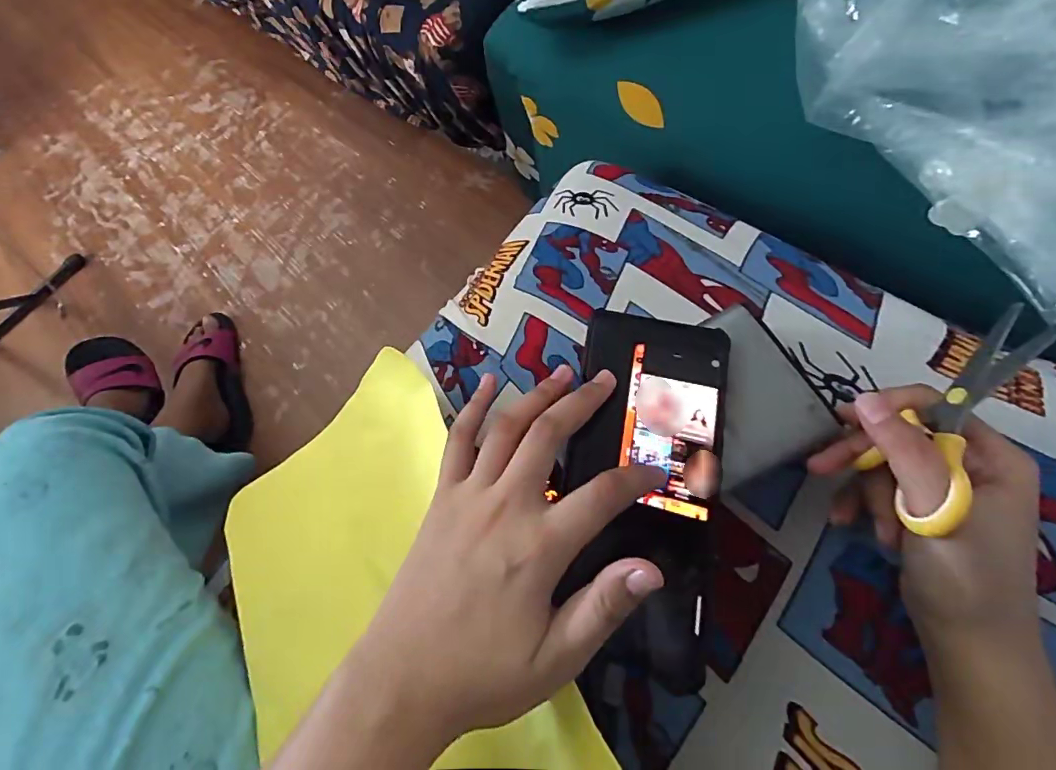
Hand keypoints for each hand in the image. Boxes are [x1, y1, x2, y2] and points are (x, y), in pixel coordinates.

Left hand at [296, 366, 664, 766]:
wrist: (400, 683)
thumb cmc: (483, 672)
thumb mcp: (555, 658)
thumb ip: (604, 607)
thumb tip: (652, 569)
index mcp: (539, 545)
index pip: (602, 495)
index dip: (635, 477)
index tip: (655, 469)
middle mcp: (506, 506)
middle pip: (551, 434)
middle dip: (583, 402)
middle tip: (607, 381)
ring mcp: (469, 496)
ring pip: (509, 427)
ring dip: (539, 394)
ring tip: (565, 373)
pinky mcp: (442, 498)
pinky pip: (458, 441)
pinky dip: (474, 407)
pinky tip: (489, 384)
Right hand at [806, 385, 1042, 639]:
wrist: (972, 658)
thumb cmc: (964, 582)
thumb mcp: (934, 509)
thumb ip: (902, 450)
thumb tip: (865, 399)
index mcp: (995, 457)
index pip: (937, 408)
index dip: (890, 408)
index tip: (846, 419)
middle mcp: (975, 466)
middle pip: (905, 435)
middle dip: (866, 456)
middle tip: (820, 465)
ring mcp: (950, 491)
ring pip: (890, 462)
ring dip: (867, 491)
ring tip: (858, 523)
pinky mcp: (928, 512)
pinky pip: (887, 489)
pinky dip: (866, 505)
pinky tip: (849, 524)